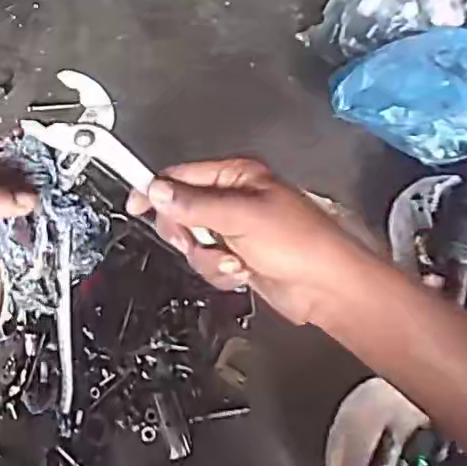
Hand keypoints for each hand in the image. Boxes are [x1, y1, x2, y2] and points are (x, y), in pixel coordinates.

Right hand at [125, 158, 392, 326]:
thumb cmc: (300, 244)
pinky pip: (206, 262)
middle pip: (179, 211)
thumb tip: (157, 190)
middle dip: (187, 233)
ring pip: (191, 242)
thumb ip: (194, 204)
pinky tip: (243, 272)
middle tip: (201, 240)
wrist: (330, 290)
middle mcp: (231, 198)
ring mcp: (233, 229)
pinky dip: (219, 272)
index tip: (136, 204)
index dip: (156, 189)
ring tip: (235, 261)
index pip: (180, 176)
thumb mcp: (241, 217)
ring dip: (208, 258)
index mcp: (235, 176)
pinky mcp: (235, 255)